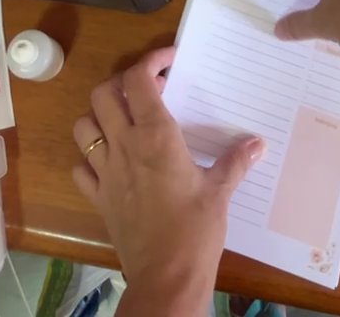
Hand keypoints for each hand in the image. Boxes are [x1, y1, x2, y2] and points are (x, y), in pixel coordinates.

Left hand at [71, 47, 264, 313]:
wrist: (166, 279)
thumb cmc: (196, 230)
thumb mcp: (220, 191)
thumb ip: (236, 161)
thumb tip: (258, 143)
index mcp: (156, 136)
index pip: (139, 79)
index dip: (150, 61)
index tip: (169, 60)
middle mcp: (125, 145)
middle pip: (104, 94)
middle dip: (122, 83)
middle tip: (146, 89)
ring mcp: (106, 172)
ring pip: (84, 126)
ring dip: (99, 116)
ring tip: (123, 119)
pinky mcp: (98, 198)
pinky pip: (81, 168)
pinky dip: (89, 158)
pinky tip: (109, 161)